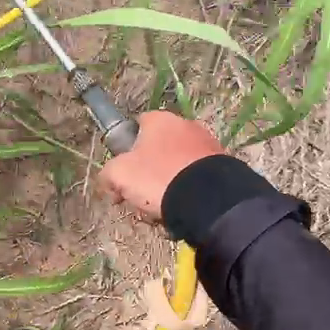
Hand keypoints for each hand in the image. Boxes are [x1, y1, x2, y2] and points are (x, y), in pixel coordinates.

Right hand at [99, 111, 224, 220]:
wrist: (207, 199)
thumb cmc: (157, 178)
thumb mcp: (118, 174)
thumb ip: (107, 174)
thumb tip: (109, 182)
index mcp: (160, 120)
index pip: (137, 125)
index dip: (126, 148)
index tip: (122, 170)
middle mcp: (186, 125)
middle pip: (156, 148)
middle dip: (146, 171)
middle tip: (139, 195)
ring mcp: (206, 144)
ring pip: (175, 165)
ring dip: (166, 184)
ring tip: (161, 208)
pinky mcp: (222, 165)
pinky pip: (194, 178)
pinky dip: (186, 191)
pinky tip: (181, 208)